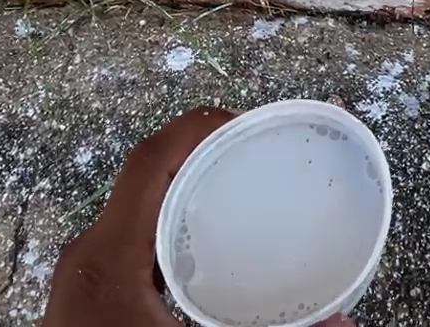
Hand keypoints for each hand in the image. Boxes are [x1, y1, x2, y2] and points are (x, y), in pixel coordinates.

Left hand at [42, 108, 360, 326]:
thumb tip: (344, 326)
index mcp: (107, 254)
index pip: (149, 159)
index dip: (198, 127)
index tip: (246, 124)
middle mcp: (90, 252)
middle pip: (147, 173)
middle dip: (202, 151)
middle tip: (252, 150)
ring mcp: (85, 272)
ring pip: (138, 204)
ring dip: (185, 184)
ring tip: (234, 186)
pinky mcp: (90, 292)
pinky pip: (133, 234)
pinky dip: (171, 221)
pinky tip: (203, 244)